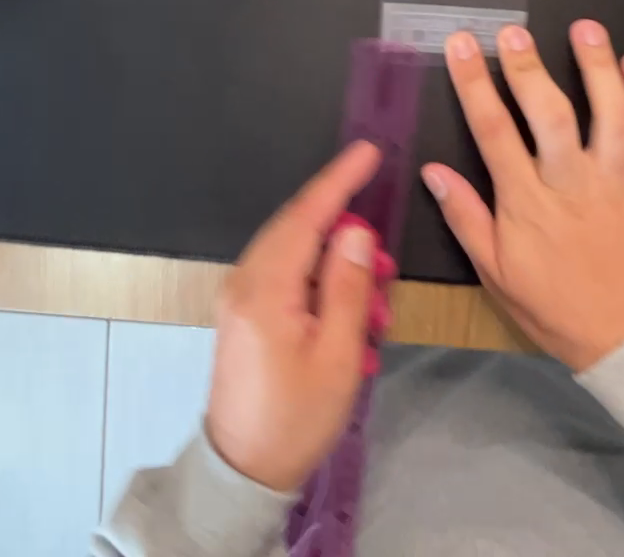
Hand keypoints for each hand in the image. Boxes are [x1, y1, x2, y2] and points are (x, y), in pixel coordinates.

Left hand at [206, 142, 381, 490]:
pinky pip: (286, 280)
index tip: (367, 151)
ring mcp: (240, 296)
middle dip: (347, 239)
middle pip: (299, 231)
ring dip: (337, 272)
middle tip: (384, 270)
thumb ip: (348, 285)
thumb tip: (356, 231)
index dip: (339, 180)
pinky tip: (348, 323)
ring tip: (371, 311)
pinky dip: (320, 290)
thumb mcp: (338, 355)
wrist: (242, 472)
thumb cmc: (296, 416)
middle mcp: (245, 280)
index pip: (306, 215)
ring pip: (296, 256)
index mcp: (264, 287)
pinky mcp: (244, 313)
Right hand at [422, 21, 623, 371]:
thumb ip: (465, 217)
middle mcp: (572, 184)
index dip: (475, 84)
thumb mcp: (494, 272)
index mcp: (527, 203)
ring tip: (586, 29)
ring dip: (599, 68)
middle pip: (551, 114)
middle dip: (530, 67)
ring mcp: (618, 183)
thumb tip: (434, 171)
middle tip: (515, 31)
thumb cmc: (553, 306)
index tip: (463, 47)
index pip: (493, 131)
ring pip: (612, 116)